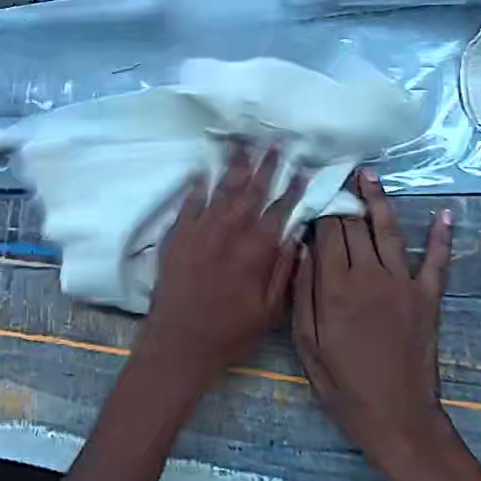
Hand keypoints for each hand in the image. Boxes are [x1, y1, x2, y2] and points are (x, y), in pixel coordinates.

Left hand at [135, 146, 304, 387]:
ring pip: (221, 189)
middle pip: (251, 191)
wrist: (179, 339)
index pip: (279, 210)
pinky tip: (204, 168)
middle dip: (266, 165)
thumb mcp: (270, 308)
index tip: (303, 167)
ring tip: (244, 144)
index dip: (292, 188)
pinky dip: (198, 183)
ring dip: (234, 166)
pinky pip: (190, 200)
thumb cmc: (230, 330)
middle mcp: (230, 231)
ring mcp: (201, 229)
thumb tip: (297, 236)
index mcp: (256, 250)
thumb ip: (285, 269)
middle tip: (275, 141)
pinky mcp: (178, 233)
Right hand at [293, 168, 458, 480]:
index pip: (326, 233)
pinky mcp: (428, 298)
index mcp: (334, 287)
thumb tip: (301, 247)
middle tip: (336, 174)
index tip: (313, 189)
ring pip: (389, 230)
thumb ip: (302, 291)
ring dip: (379, 200)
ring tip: (370, 175)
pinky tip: (444, 214)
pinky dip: (441, 237)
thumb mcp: (306, 343)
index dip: (320, 208)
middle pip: (354, 225)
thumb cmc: (342, 384)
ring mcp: (403, 284)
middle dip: (344, 197)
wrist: (398, 419)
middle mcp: (369, 276)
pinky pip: (436, 260)